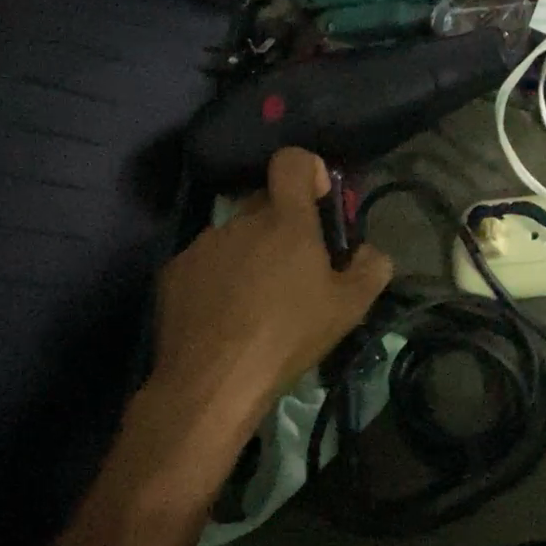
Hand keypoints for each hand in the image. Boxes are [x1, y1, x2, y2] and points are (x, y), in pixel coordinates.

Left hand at [151, 147, 391, 412]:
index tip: (319, 199)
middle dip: (283, 224)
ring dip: (251, 253)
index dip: (308, 169)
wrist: (211, 384)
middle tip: (297, 266)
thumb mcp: (351, 306)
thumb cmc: (289, 335)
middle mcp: (242, 221)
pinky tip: (226, 314)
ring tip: (258, 299)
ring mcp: (203, 246)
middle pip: (266, 203)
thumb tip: (369, 251)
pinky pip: (206, 262)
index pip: (292, 161)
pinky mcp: (173, 274)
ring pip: (236, 235)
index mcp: (287, 220)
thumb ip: (372, 266)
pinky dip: (220, 277)